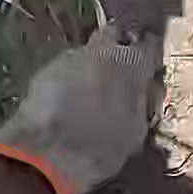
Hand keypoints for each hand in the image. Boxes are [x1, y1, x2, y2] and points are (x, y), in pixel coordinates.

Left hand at [0, 25, 162, 193]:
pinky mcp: (43, 71)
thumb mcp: (136, 129)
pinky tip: (66, 105)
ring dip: (90, 70)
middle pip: (113, 38)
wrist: (48, 155)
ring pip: (86, 55)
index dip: (148, 59)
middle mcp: (101, 51)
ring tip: (89, 97)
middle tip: (118, 79)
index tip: (147, 72)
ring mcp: (69, 58)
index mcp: (131, 63)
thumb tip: (139, 93)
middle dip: (117, 53)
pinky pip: (64, 71)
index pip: (148, 47)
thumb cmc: (103, 147)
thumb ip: (140, 102)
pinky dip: (69, 82)